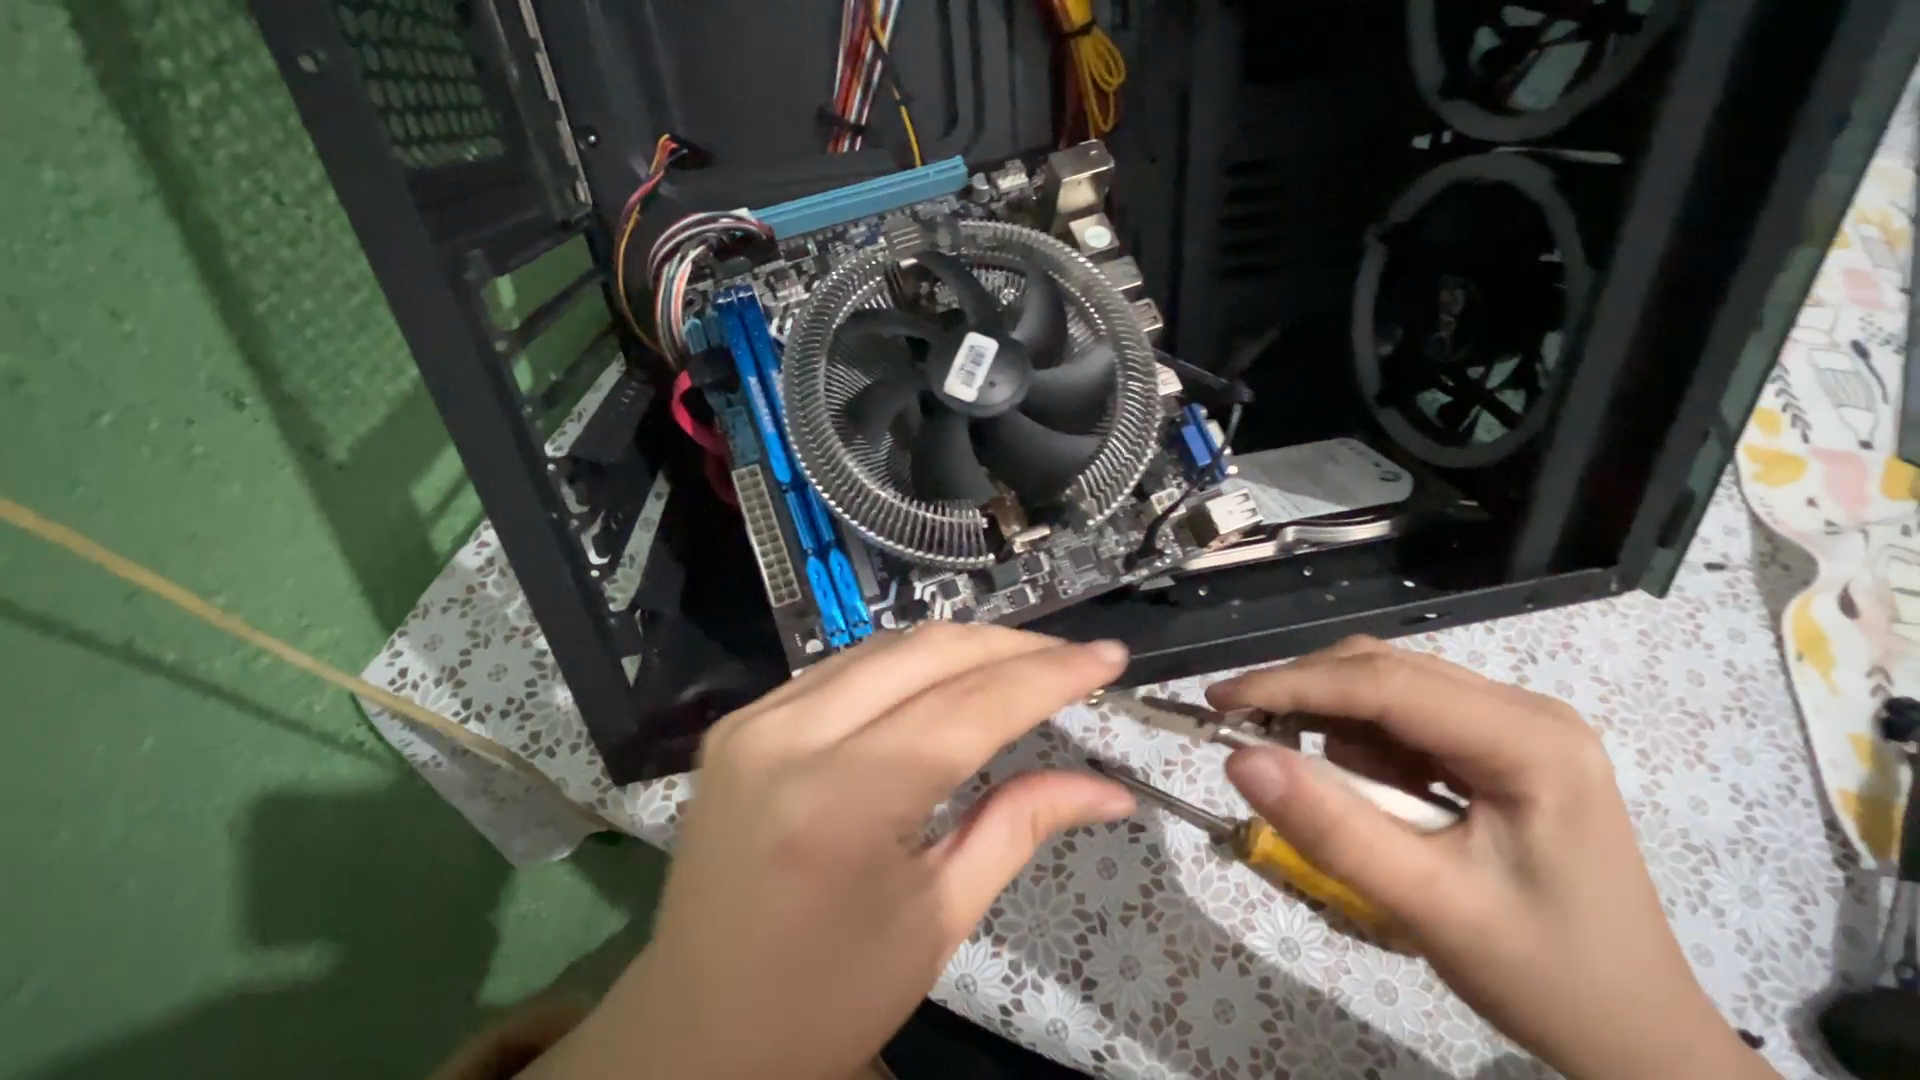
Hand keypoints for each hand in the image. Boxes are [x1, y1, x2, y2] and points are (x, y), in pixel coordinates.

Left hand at [524, 625, 1135, 1079]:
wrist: (697, 1032)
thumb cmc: (828, 997)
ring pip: (880, 649)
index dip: (1047, 676)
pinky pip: (839, 670)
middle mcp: (787, 738)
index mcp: (839, 800)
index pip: (967, 708)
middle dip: (1010, 647)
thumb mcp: (938, 918)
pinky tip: (945, 680)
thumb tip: (1111, 789)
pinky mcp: (737, 725)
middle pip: (923, 655)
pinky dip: (904, 666)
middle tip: (1075, 657)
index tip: (1109, 657)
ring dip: (960, 648)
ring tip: (1023, 664)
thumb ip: (1019, 827)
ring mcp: (751, 723)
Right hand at [1210, 637, 1775, 1079]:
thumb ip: (1332, 829)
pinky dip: (1367, 754)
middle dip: (1308, 702)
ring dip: (1338, 732)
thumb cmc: (1544, 974)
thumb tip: (1237, 759)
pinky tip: (1376, 804)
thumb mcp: (1428, 905)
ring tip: (1332, 801)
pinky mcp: (1502, 753)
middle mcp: (1526, 712)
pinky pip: (1408, 726)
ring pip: (1391, 694)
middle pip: (1386, 673)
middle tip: (1243, 741)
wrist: (1635, 1034)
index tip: (1217, 702)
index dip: (1291, 685)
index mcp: (1527, 739)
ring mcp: (1518, 729)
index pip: (1386, 684)